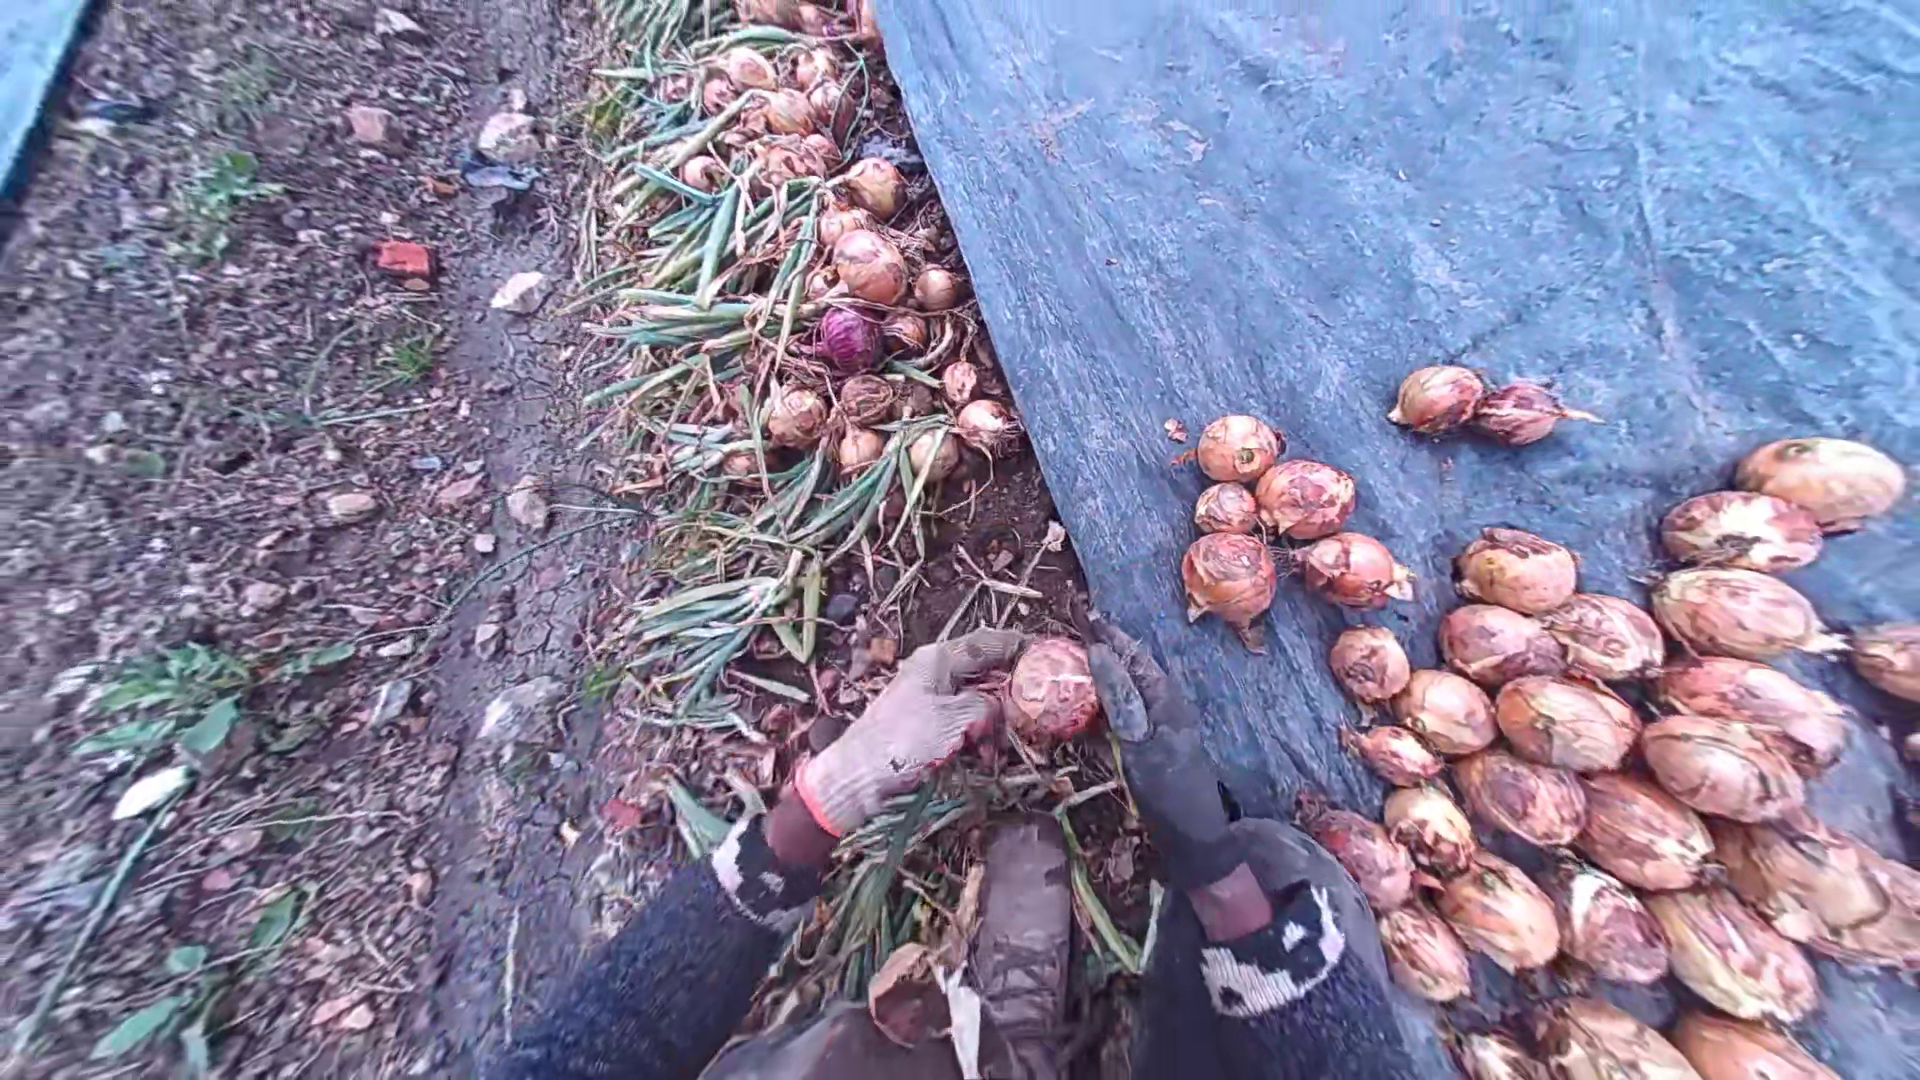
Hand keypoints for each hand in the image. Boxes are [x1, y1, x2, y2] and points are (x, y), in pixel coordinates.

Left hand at [796, 628, 1025, 835]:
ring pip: (977, 701)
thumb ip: (987, 706)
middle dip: (1009, 693)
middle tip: (1031, 711)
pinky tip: (982, 755)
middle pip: (985, 672)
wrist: (858, 776)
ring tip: (998, 747)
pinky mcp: (929, 722)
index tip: (1045, 653)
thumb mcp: (954, 719)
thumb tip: (1003, 706)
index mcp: (938, 659)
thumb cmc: (903, 740)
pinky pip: (964, 721)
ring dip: (993, 722)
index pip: (987, 642)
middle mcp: (935, 672)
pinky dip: (977, 735)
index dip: (1017, 646)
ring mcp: (931, 697)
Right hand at [1087, 619, 1244, 891]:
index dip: (1102, 628)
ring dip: (1098, 667)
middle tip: (1070, 626)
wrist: (1195, 838)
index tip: (1078, 608)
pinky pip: (1120, 707)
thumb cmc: (1167, 789)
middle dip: (1098, 642)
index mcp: (1161, 692)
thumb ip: (1119, 696)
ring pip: (1121, 682)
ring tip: (1071, 655)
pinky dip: (1100, 697)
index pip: (1127, 649)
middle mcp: (1160, 698)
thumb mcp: (1139, 741)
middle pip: (1124, 661)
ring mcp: (1154, 718)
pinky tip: (1084, 700)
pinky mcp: (1147, 737)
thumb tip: (1098, 651)